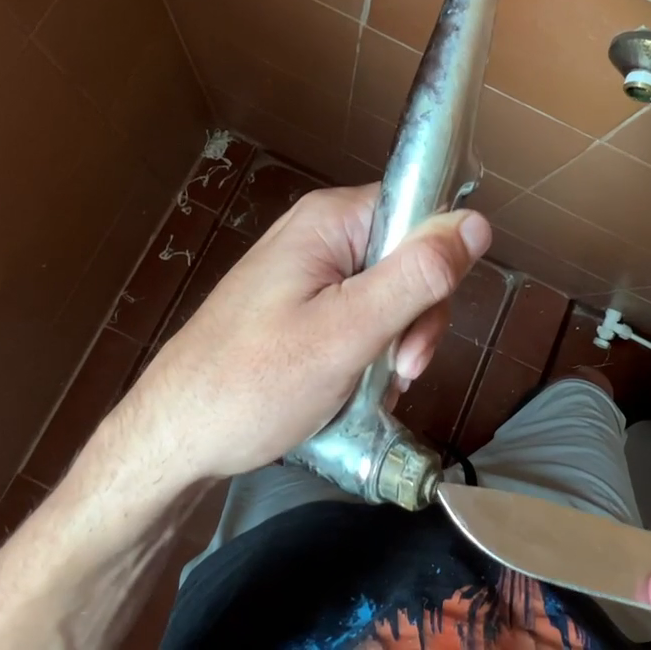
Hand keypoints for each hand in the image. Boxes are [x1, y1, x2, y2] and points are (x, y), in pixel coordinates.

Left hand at [118, 183, 490, 480]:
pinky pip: (358, 313)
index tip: (421, 328)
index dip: (435, 266)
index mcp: (330, 220)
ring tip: (372, 389)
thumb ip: (416, 277)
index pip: (417, 212)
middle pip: (406, 256)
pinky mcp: (300, 304)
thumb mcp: (348, 332)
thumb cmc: (255, 384)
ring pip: (387, 292)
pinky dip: (368, 351)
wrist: (173, 438)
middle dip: (414, 317)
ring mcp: (307, 270)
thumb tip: (478, 222)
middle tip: (398, 372)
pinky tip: (356, 387)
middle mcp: (320, 233)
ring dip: (394, 342)